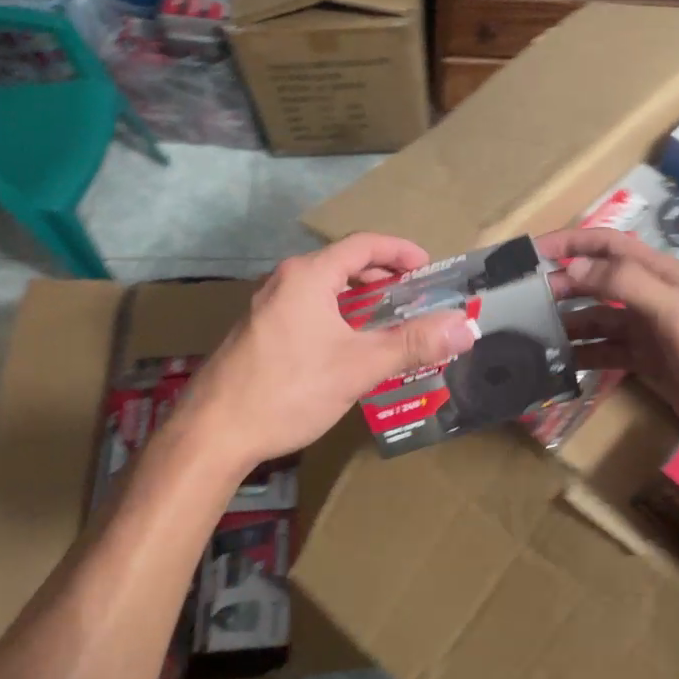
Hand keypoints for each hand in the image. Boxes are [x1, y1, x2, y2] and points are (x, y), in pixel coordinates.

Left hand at [163, 234, 476, 472]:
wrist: (213, 433)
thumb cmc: (290, 390)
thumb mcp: (359, 366)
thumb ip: (413, 343)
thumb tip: (465, 327)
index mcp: (308, 276)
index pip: (363, 245)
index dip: (400, 251)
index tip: (428, 268)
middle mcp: (284, 281)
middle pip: (342, 265)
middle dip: (382, 277)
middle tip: (414, 298)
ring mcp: (266, 307)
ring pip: (324, 290)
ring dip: (360, 301)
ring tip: (389, 324)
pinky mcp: (258, 333)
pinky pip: (307, 310)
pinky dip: (337, 317)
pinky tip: (349, 350)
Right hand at [535, 227, 678, 466]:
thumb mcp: (677, 313)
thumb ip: (626, 285)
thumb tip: (573, 267)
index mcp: (663, 275)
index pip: (608, 244)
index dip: (569, 242)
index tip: (528, 254)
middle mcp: (652, 297)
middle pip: (597, 281)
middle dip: (560, 286)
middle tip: (518, 303)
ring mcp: (650, 333)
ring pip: (597, 319)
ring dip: (566, 324)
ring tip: (528, 335)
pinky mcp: (649, 366)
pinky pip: (607, 353)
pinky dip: (582, 357)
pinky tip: (557, 365)